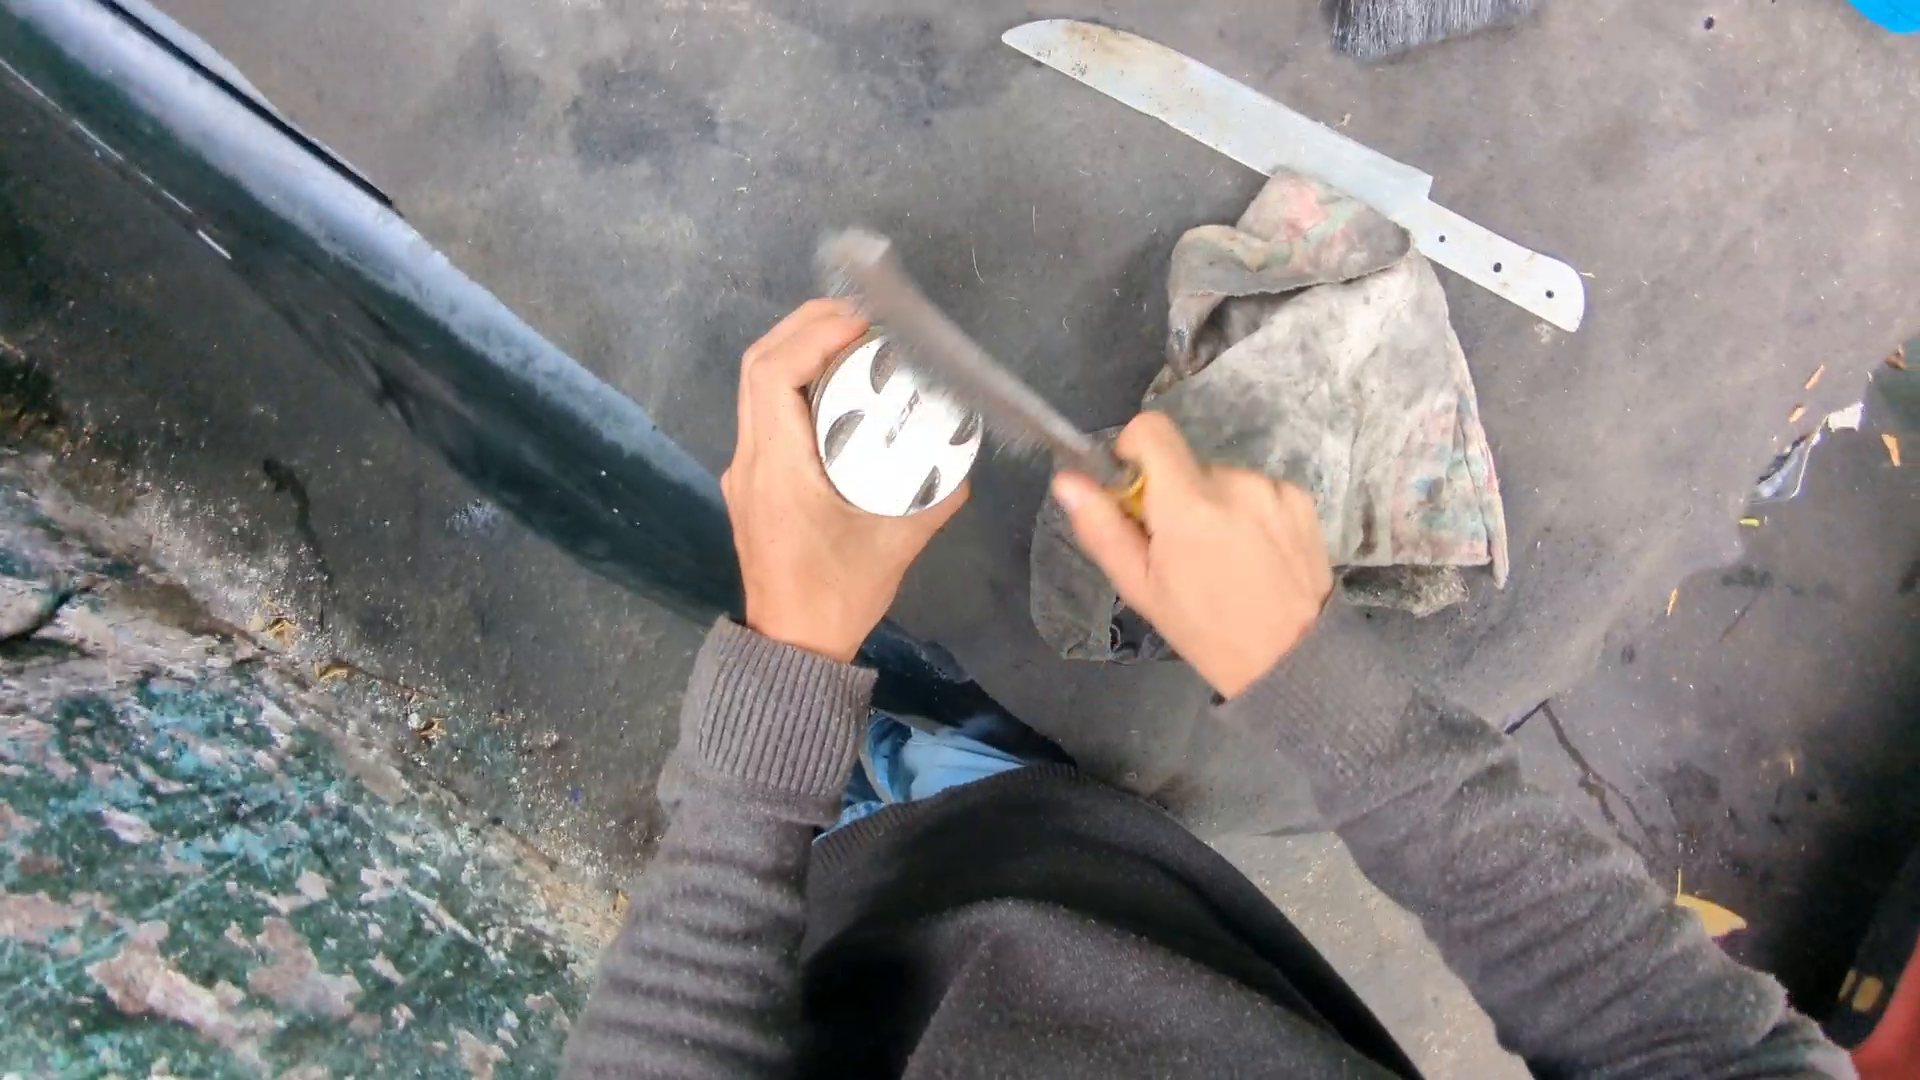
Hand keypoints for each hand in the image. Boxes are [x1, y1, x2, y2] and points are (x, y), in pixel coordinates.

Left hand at [722, 300, 966, 662]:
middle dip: (804, 327)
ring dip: (797, 352)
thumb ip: (936, 498)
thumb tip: (962, 462)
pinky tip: (835, 392)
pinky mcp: (751, 482)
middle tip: (860, 318)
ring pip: (755, 387)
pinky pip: (763, 413)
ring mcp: (743, 471)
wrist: (791, 645)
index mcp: (777, 468)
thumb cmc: (837, 597)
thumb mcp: (896, 545)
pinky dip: (793, 384)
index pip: (773, 374)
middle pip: (757, 367)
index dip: (813, 334)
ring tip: (850, 342)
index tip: (861, 324)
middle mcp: (749, 460)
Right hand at [1051, 413, 1332, 698]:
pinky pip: (1254, 489)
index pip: (1151, 429)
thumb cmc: (1204, 629)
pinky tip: (1252, 553)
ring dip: (1211, 505)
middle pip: (1183, 464)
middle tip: (1178, 548)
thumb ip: (1102, 528)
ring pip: (1219, 479)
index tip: (1134, 487)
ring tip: (1220, 557)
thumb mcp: (1140, 587)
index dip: (1133, 448)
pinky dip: (1245, 512)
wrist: (1293, 658)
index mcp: (1188, 504)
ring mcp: (1272, 488)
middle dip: (1173, 495)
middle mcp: (1234, 483)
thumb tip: (1067, 481)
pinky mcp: (1301, 498)